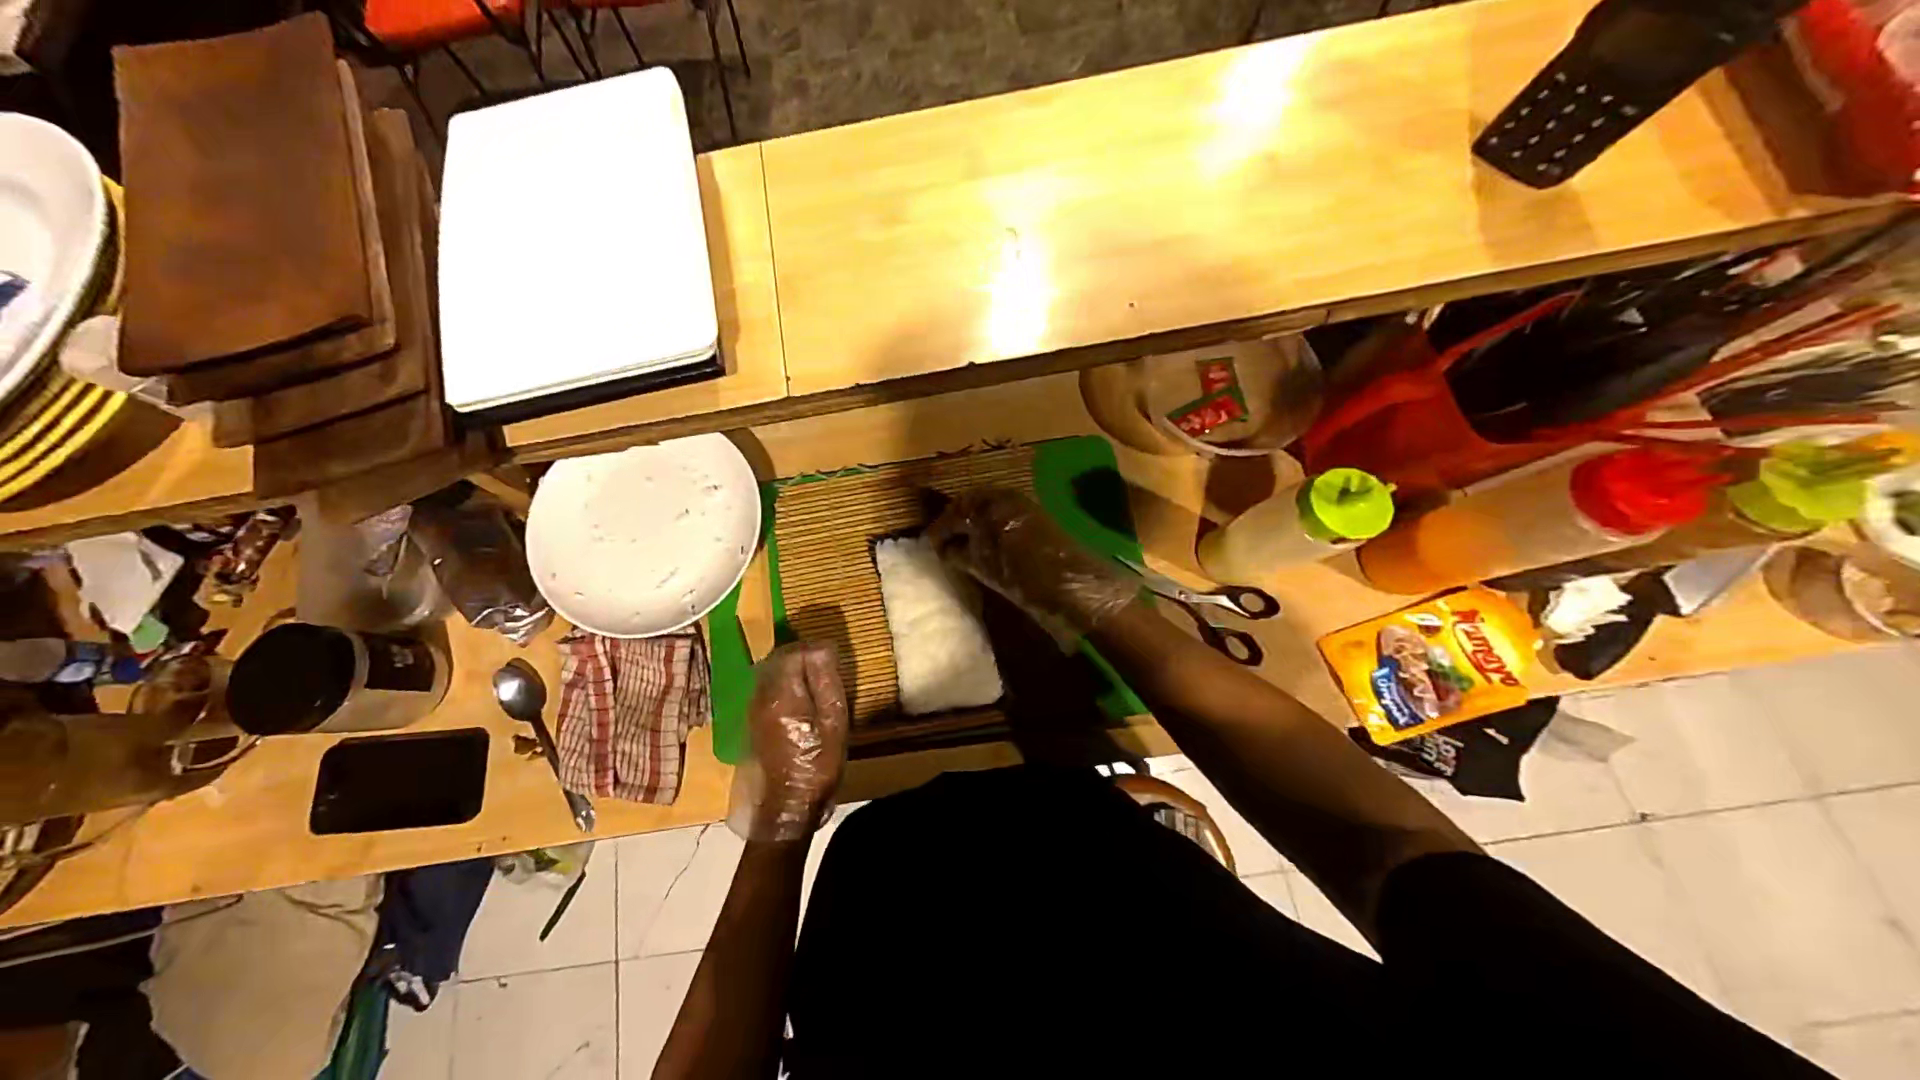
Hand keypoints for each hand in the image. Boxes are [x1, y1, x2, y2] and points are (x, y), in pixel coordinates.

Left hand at [742, 642, 848, 840]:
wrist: (789, 804)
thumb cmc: (818, 764)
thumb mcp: (834, 723)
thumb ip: (826, 683)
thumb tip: (822, 649)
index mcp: (783, 696)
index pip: (792, 653)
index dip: (812, 649)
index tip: (831, 656)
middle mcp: (761, 697)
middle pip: (777, 659)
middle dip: (801, 656)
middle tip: (825, 665)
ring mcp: (753, 709)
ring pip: (770, 672)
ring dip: (792, 669)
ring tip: (816, 679)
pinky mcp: (753, 720)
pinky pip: (767, 688)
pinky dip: (784, 684)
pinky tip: (801, 697)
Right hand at [925, 488, 1139, 634]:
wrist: (1076, 586)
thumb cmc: (1025, 577)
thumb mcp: (985, 568)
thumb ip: (960, 554)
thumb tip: (943, 548)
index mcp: (989, 504)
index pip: (955, 510)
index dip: (940, 528)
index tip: (929, 545)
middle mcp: (1007, 496)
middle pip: (972, 503)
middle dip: (956, 520)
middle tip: (944, 541)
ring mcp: (1026, 505)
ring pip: (990, 508)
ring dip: (975, 523)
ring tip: (963, 545)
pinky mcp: (1041, 518)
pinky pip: (1006, 515)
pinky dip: (992, 527)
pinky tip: (989, 546)